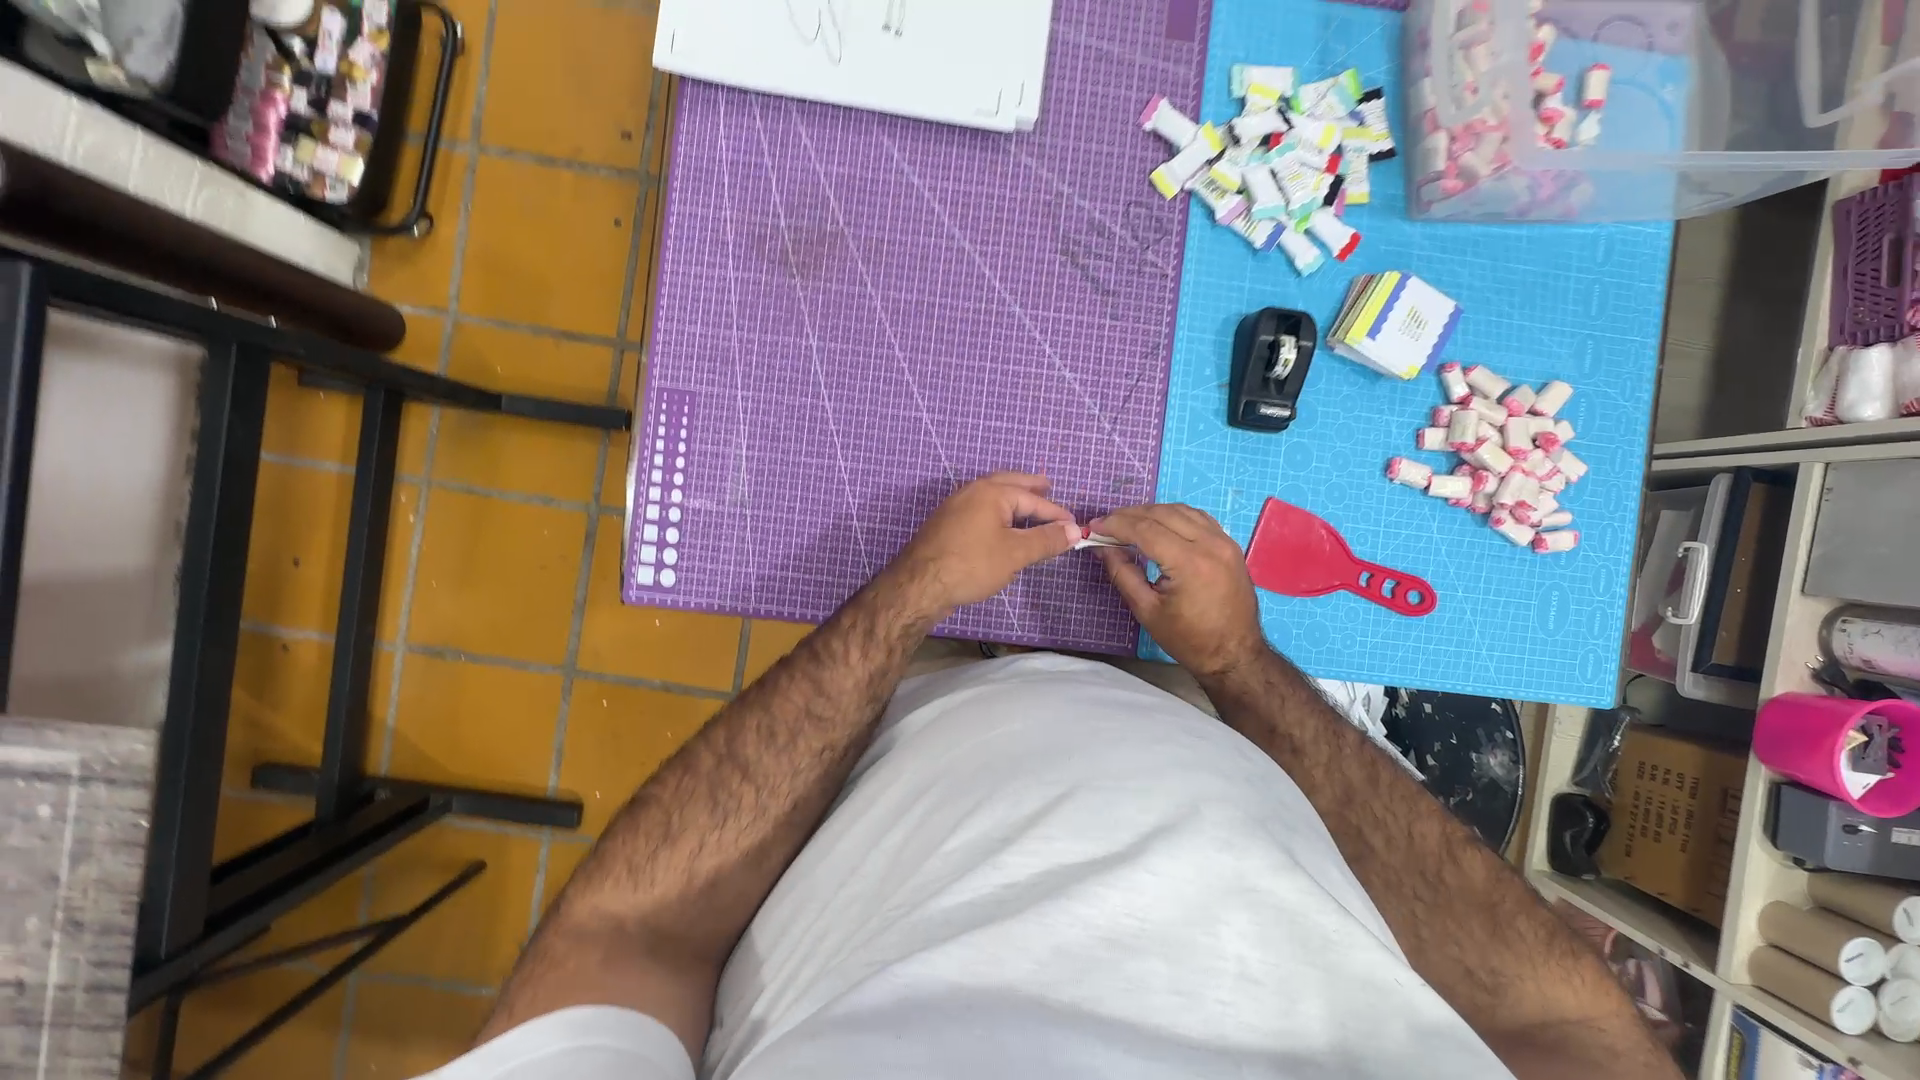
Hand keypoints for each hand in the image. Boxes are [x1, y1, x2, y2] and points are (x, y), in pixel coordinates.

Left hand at [883, 472, 1078, 619]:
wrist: (919, 585)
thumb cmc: (971, 564)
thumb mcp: (1015, 553)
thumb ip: (1046, 540)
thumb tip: (1074, 530)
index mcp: (991, 492)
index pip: (1032, 499)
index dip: (1055, 513)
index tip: (1073, 524)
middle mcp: (971, 491)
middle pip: (1007, 484)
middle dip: (1029, 488)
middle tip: (1047, 487)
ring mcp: (955, 507)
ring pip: (990, 497)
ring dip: (1012, 499)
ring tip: (1027, 505)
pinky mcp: (946, 525)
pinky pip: (979, 510)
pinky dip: (996, 513)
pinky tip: (1000, 526)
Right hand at [1092, 504, 1266, 678]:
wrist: (1235, 654)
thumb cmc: (1189, 639)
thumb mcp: (1147, 610)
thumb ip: (1122, 574)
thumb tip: (1102, 547)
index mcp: (1190, 563)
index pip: (1145, 530)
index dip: (1115, 525)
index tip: (1093, 527)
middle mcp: (1210, 544)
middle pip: (1162, 514)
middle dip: (1130, 515)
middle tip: (1106, 524)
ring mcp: (1225, 542)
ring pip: (1181, 510)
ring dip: (1152, 512)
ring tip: (1128, 523)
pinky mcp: (1230, 545)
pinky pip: (1199, 518)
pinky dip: (1175, 516)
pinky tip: (1159, 524)